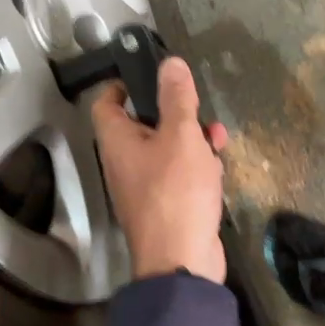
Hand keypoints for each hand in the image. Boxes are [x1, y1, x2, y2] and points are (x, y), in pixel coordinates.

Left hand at [90, 57, 229, 281]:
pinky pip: (179, 174)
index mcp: (118, 142)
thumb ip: (177, 98)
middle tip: (198, 106)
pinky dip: (197, 166)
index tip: (149, 73)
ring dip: (192, 139)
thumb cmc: (175, 191)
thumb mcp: (182, 136)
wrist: (181, 263)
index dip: (123, 84)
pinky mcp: (167, 205)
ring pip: (166, 149)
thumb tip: (170, 63)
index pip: (106, 103)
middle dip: (174, 113)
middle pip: (143, 124)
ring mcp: (145, 186)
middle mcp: (124, 162)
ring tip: (218, 139)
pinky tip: (218, 170)